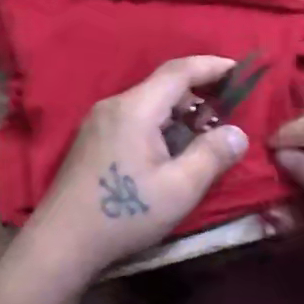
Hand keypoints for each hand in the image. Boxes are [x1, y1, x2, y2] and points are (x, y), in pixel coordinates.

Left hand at [21, 57, 250, 283]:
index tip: (240, 69)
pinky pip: (131, 117)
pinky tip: (170, 149)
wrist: (63, 238)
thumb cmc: (125, 213)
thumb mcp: (179, 188)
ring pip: (146, 103)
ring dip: (177, 112)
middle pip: (161, 86)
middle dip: (197, 93)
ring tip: (204, 135)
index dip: (211, 66)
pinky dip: (157, 123)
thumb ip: (211, 155)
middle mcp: (112, 105)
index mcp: (134, 108)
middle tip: (228, 113)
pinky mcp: (91, 138)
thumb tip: (237, 132)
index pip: (178, 71)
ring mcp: (97, 121)